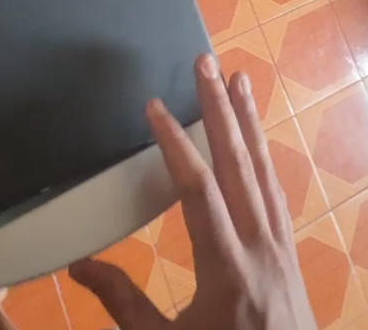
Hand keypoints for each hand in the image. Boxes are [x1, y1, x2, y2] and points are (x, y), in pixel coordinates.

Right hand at [68, 54, 318, 329]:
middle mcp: (260, 248)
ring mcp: (281, 248)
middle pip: (239, 166)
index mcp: (227, 271)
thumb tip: (78, 264)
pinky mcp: (289, 252)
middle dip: (221, 110)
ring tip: (239, 79)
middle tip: (206, 63)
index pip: (198, 192)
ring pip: (264, 171)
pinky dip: (263, 155)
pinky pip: (275, 192)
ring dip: (249, 122)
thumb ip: (124, 305)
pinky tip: (256, 136)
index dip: (175, 144)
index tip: (153, 105)